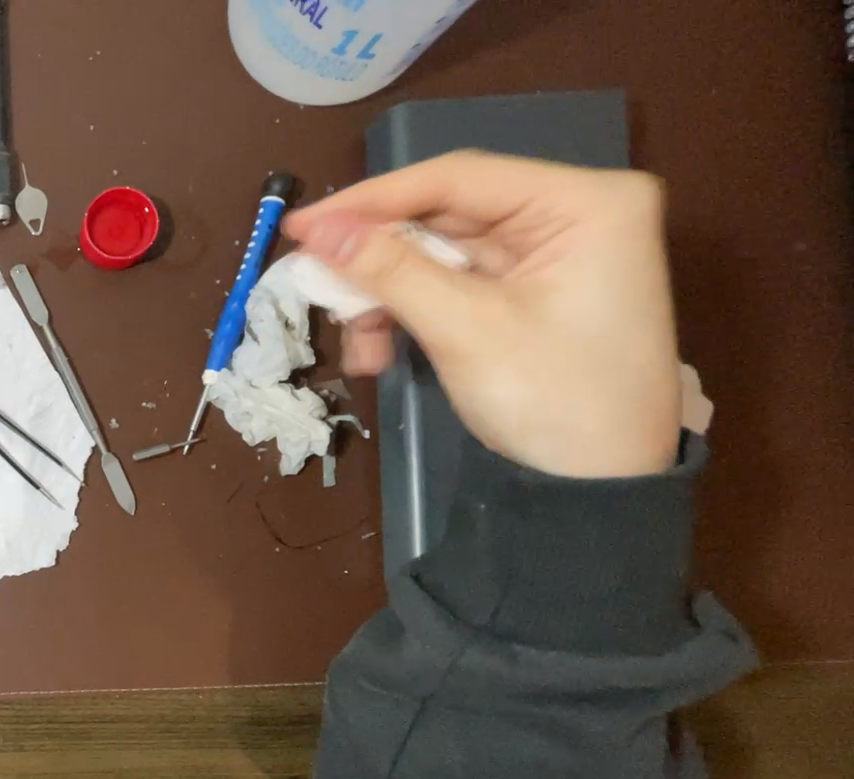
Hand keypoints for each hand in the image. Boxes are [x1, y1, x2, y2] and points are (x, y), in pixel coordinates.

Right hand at [282, 151, 683, 478]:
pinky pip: (440, 289)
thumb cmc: (552, 396)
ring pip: (430, 258)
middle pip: (439, 218)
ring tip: (358, 349)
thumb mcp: (464, 329)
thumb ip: (390, 271)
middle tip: (312, 287)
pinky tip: (377, 357)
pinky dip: (401, 319)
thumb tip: (316, 231)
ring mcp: (539, 258)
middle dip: (374, 264)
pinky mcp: (516, 295)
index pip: (456, 178)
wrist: (595, 483)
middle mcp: (563, 217)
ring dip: (381, 301)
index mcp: (581, 203)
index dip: (370, 200)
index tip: (300, 226)